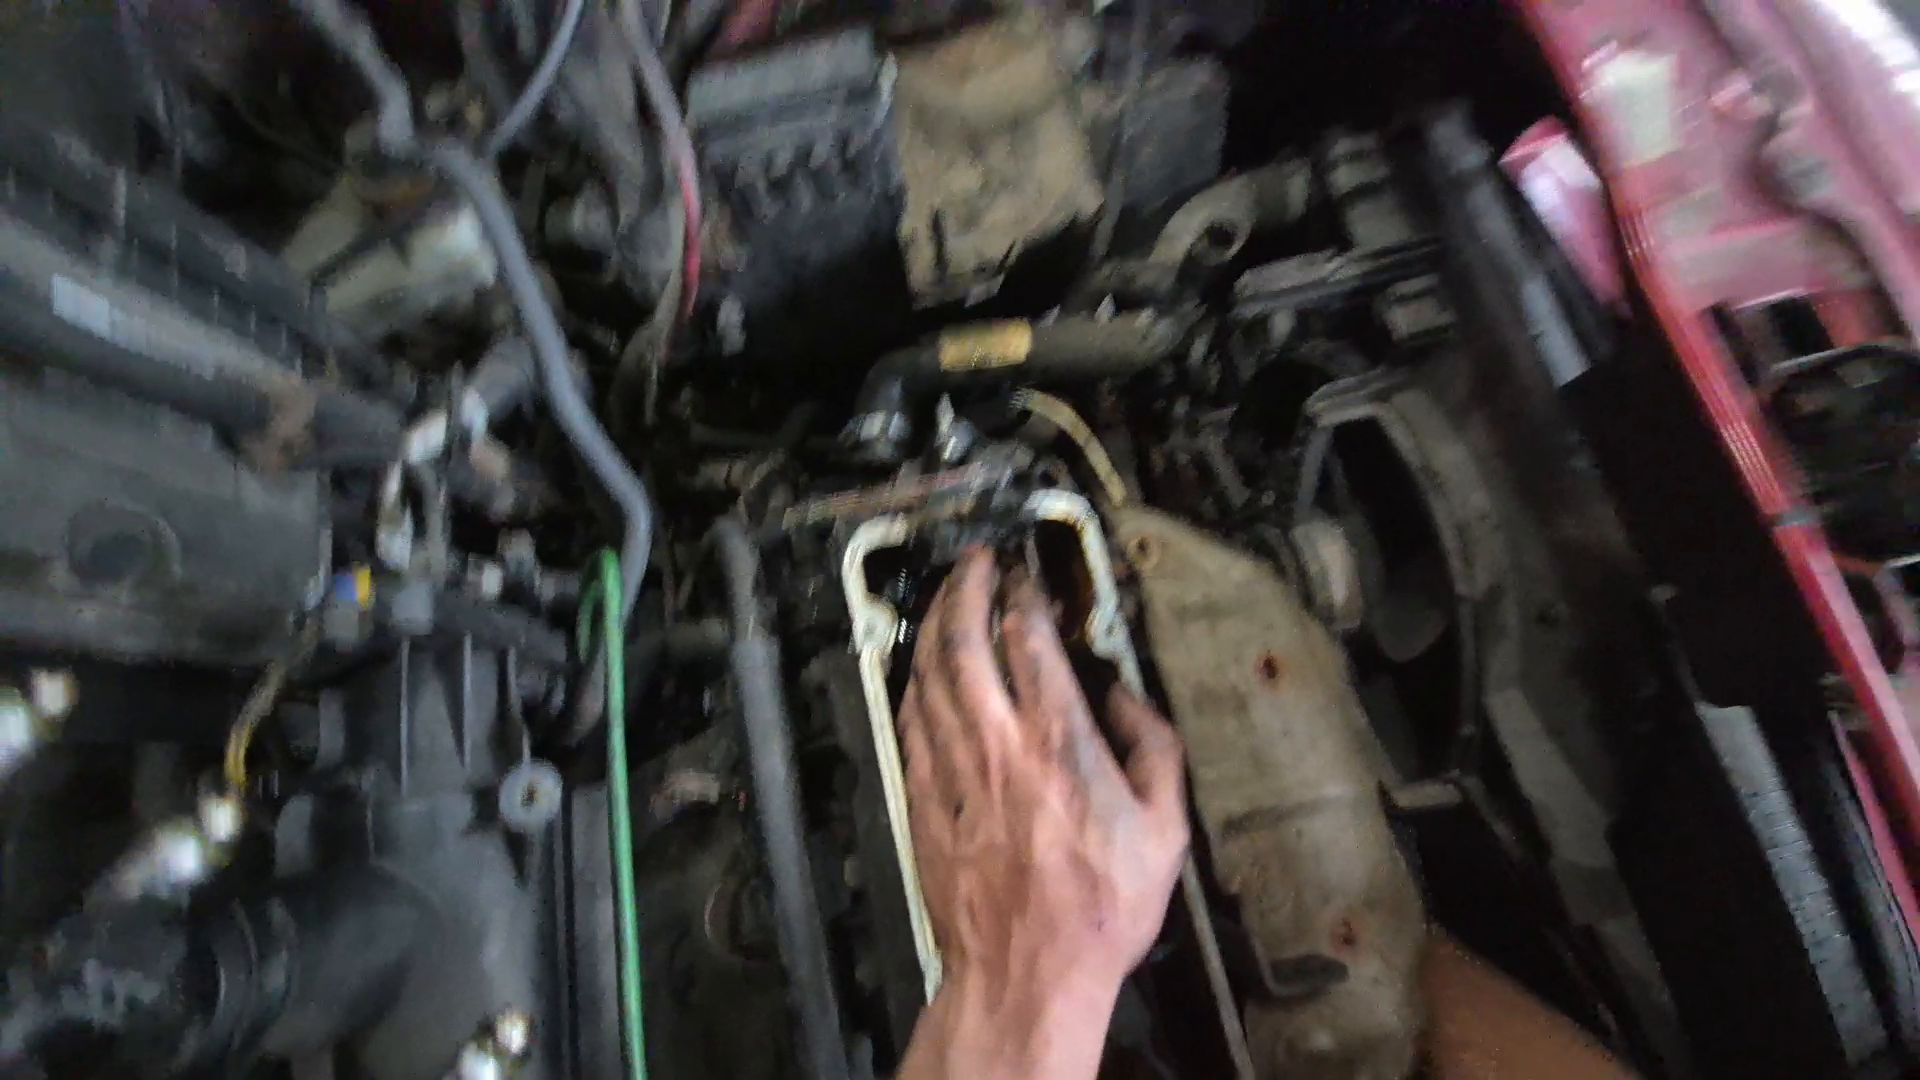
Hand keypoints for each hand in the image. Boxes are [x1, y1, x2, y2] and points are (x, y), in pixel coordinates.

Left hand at [895, 548, 1188, 1079]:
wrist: (1025, 974)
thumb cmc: (1099, 907)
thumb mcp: (1164, 830)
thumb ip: (1152, 747)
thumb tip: (1123, 695)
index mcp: (1060, 744)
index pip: (1030, 641)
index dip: (1025, 596)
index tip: (1026, 578)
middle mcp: (999, 743)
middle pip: (967, 641)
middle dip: (968, 588)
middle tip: (975, 561)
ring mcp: (953, 768)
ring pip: (931, 672)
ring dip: (936, 622)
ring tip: (946, 593)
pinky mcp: (925, 795)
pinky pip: (911, 719)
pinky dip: (915, 679)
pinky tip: (921, 663)